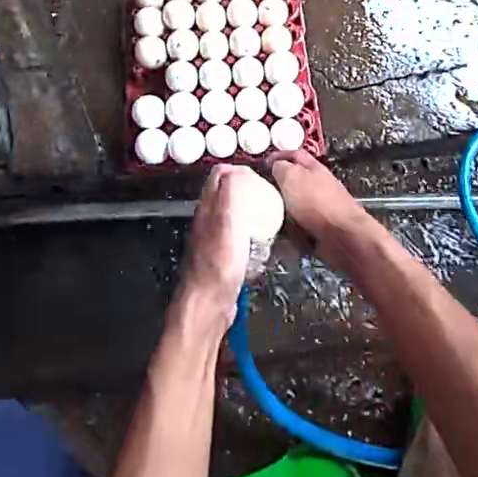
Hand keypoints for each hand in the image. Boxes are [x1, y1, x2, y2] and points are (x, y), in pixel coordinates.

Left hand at [176, 165, 279, 325]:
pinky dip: (250, 236)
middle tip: (269, 195)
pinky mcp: (221, 259)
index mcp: (208, 209)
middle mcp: (207, 221)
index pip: (218, 176)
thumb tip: (234, 170)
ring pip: (231, 216)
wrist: (208, 306)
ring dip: (249, 214)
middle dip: (246, 190)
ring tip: (270, 217)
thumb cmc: (219, 265)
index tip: (260, 177)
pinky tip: (262, 245)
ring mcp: (213, 240)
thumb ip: (229, 197)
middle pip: (225, 194)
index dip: (238, 170)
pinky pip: (237, 239)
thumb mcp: (227, 225)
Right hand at [268, 151, 381, 267]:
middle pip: (296, 180)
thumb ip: (281, 168)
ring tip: (266, 212)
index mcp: (315, 168)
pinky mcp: (322, 229)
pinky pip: (300, 225)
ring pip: (297, 204)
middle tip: (261, 189)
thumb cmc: (316, 202)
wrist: (343, 237)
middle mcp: (321, 186)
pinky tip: (280, 232)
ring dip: (283, 208)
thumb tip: (276, 166)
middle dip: (279, 184)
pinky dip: (290, 228)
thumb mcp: (292, 177)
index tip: (263, 163)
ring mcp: (323, 208)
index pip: (295, 154)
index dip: (278, 155)